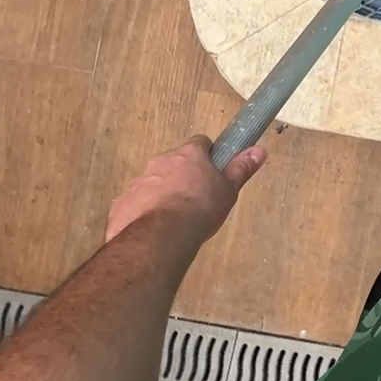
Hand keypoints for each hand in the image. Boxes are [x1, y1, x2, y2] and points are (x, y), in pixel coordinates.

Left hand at [105, 135, 266, 245]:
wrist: (158, 237)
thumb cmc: (200, 209)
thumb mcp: (228, 190)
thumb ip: (241, 169)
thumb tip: (259, 150)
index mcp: (188, 155)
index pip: (200, 143)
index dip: (208, 156)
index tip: (213, 172)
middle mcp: (160, 162)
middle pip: (174, 163)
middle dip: (183, 176)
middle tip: (197, 198)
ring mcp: (138, 183)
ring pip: (154, 183)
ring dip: (163, 194)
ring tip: (176, 219)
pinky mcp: (120, 205)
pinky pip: (136, 204)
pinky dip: (144, 212)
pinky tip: (155, 230)